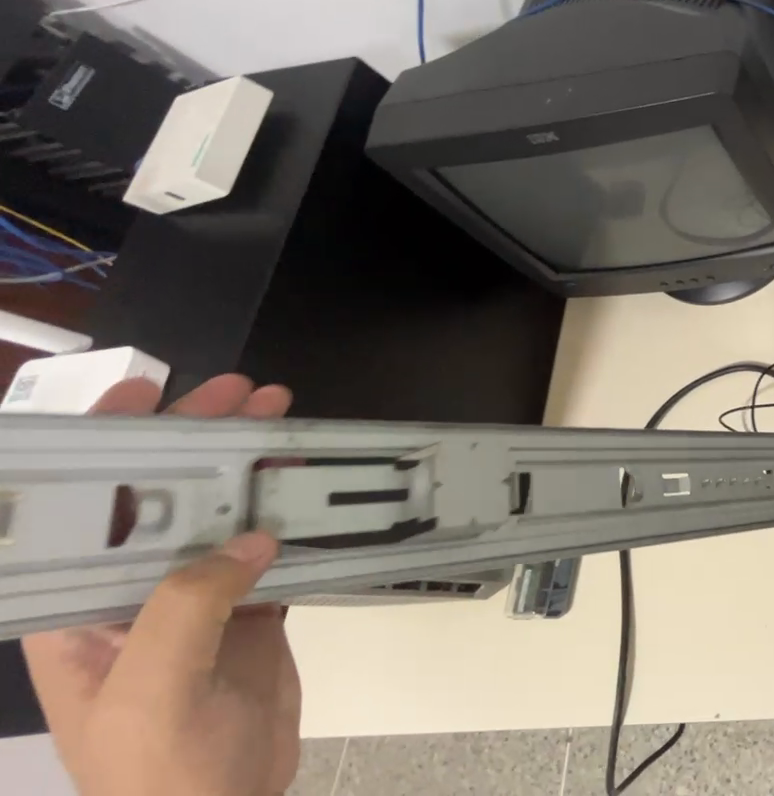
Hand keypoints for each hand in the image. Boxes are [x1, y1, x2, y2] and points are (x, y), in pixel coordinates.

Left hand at [23, 375, 298, 795]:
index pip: (77, 519)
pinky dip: (299, 513)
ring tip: (286, 422)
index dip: (98, 456)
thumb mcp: (152, 688)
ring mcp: (199, 600)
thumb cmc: (158, 763)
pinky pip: (275, 549)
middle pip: (162, 502)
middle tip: (243, 394)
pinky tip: (317, 486)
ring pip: (224, 516)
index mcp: (79, 611)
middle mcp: (134, 594)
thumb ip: (189, 606)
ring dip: (253, 469)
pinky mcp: (254, 609)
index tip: (140, 403)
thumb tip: (254, 537)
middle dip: (194, 444)